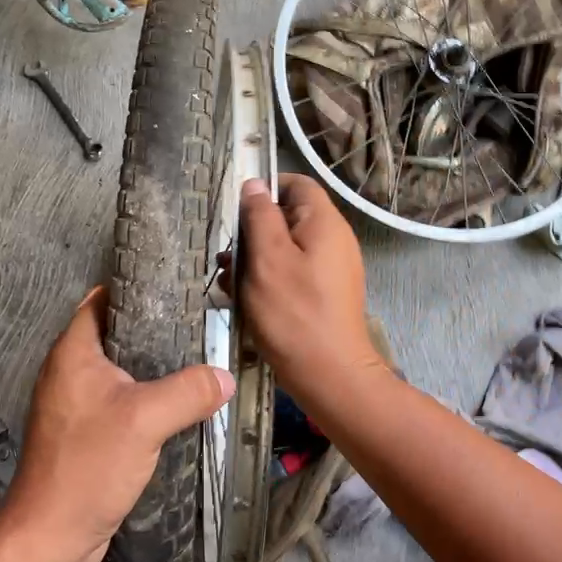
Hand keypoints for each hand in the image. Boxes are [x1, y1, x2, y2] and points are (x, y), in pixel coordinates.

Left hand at [0, 287, 234, 561]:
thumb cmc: (86, 467)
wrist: (51, 536)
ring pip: (117, 369)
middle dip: (151, 327)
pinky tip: (174, 405)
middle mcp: (69, 370)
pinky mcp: (83, 433)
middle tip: (194, 323)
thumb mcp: (144, 420)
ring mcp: (74, 403)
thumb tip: (223, 377)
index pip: (102, 298)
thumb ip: (187, 392)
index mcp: (72, 351)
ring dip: (149, 366)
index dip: (134, 285)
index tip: (172, 282)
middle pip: (114, 332)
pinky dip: (143, 397)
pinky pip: (118, 400)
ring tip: (192, 360)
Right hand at [234, 175, 382, 399]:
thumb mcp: (267, 258)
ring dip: (255, 259)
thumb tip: (255, 184)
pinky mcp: (324, 293)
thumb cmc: (294, 313)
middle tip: (227, 256)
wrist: (331, 377)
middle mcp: (333, 239)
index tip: (237, 210)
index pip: (297, 184)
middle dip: (254, 231)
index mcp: (324, 222)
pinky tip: (245, 300)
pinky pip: (292, 272)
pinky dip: (268, 279)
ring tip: (229, 282)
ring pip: (286, 247)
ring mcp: (331, 268)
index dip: (266, 189)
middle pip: (288, 216)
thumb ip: (260, 216)